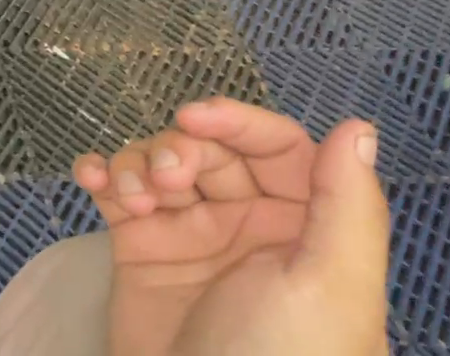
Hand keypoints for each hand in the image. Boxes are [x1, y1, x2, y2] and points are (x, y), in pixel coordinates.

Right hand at [73, 98, 390, 355]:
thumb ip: (347, 207)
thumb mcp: (330, 286)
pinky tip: (90, 180)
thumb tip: (358, 127)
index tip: (194, 118)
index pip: (276, 148)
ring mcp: (186, 230)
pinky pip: (113, 187)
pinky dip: (97, 172)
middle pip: (206, 149)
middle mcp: (244, 222)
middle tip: (165, 182)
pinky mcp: (136, 241)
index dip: (237, 122)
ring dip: (134, 163)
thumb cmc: (281, 355)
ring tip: (130, 198)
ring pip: (155, 161)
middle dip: (176, 150)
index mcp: (303, 229)